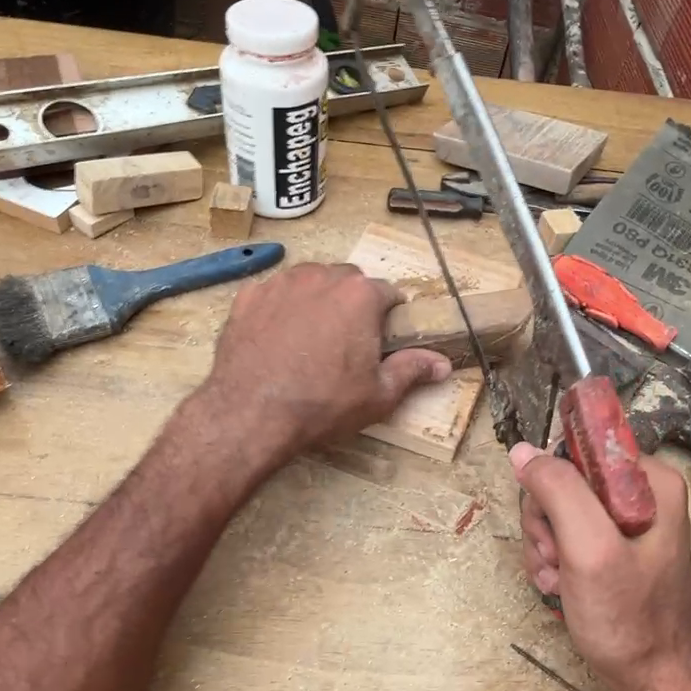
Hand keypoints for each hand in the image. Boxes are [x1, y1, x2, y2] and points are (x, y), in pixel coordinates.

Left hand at [203, 263, 451, 458]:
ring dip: (316, 301)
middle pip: (347, 281)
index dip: (388, 317)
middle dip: (352, 304)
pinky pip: (274, 294)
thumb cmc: (321, 404)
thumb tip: (442, 363)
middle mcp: (321, 277)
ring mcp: (280, 283)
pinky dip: (280, 310)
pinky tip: (277, 341)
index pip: (388, 293)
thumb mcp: (378, 395)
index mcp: (360, 295)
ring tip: (310, 341)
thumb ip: (412, 370)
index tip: (381, 340)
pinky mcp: (248, 297)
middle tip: (346, 343)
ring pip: (309, 282)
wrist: (250, 413)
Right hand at [513, 442, 690, 690]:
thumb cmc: (628, 616)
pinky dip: (552, 562)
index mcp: (649, 480)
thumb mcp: (588, 548)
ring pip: (556, 511)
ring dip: (544, 547)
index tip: (557, 530)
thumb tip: (523, 452)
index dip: (554, 486)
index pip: (578, 452)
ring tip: (557, 580)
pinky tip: (559, 587)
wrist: (652, 677)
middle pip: (562, 482)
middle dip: (546, 524)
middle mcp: (640, 492)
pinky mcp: (611, 546)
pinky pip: (563, 535)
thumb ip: (558, 492)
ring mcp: (624, 521)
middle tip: (556, 559)